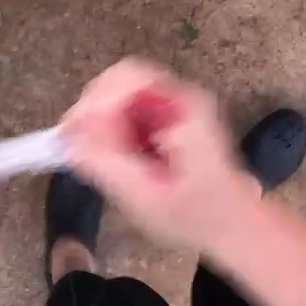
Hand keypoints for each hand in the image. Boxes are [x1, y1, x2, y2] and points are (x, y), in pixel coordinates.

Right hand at [61, 58, 260, 252]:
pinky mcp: (168, 117)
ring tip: (89, 153)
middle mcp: (181, 96)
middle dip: (94, 109)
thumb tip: (67, 141)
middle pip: (122, 80)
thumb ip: (107, 166)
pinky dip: (110, 127)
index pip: (130, 78)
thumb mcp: (148, 198)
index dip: (97, 100)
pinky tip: (108, 155)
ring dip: (100, 119)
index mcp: (184, 107)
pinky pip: (128, 108)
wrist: (237, 228)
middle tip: (75, 143)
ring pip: (121, 92)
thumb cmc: (198, 217)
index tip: (75, 131)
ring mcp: (175, 104)